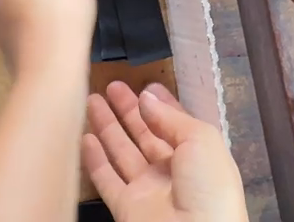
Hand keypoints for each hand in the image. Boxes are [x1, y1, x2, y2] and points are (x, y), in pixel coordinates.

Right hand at [83, 82, 247, 221]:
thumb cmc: (208, 186)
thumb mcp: (201, 139)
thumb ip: (170, 117)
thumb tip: (146, 97)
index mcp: (196, 155)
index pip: (174, 124)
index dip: (160, 104)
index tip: (145, 84)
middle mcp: (171, 172)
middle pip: (145, 134)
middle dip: (129, 110)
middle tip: (111, 85)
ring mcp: (147, 191)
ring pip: (122, 153)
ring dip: (108, 127)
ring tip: (92, 99)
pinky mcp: (126, 209)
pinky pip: (107, 180)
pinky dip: (95, 160)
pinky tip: (85, 138)